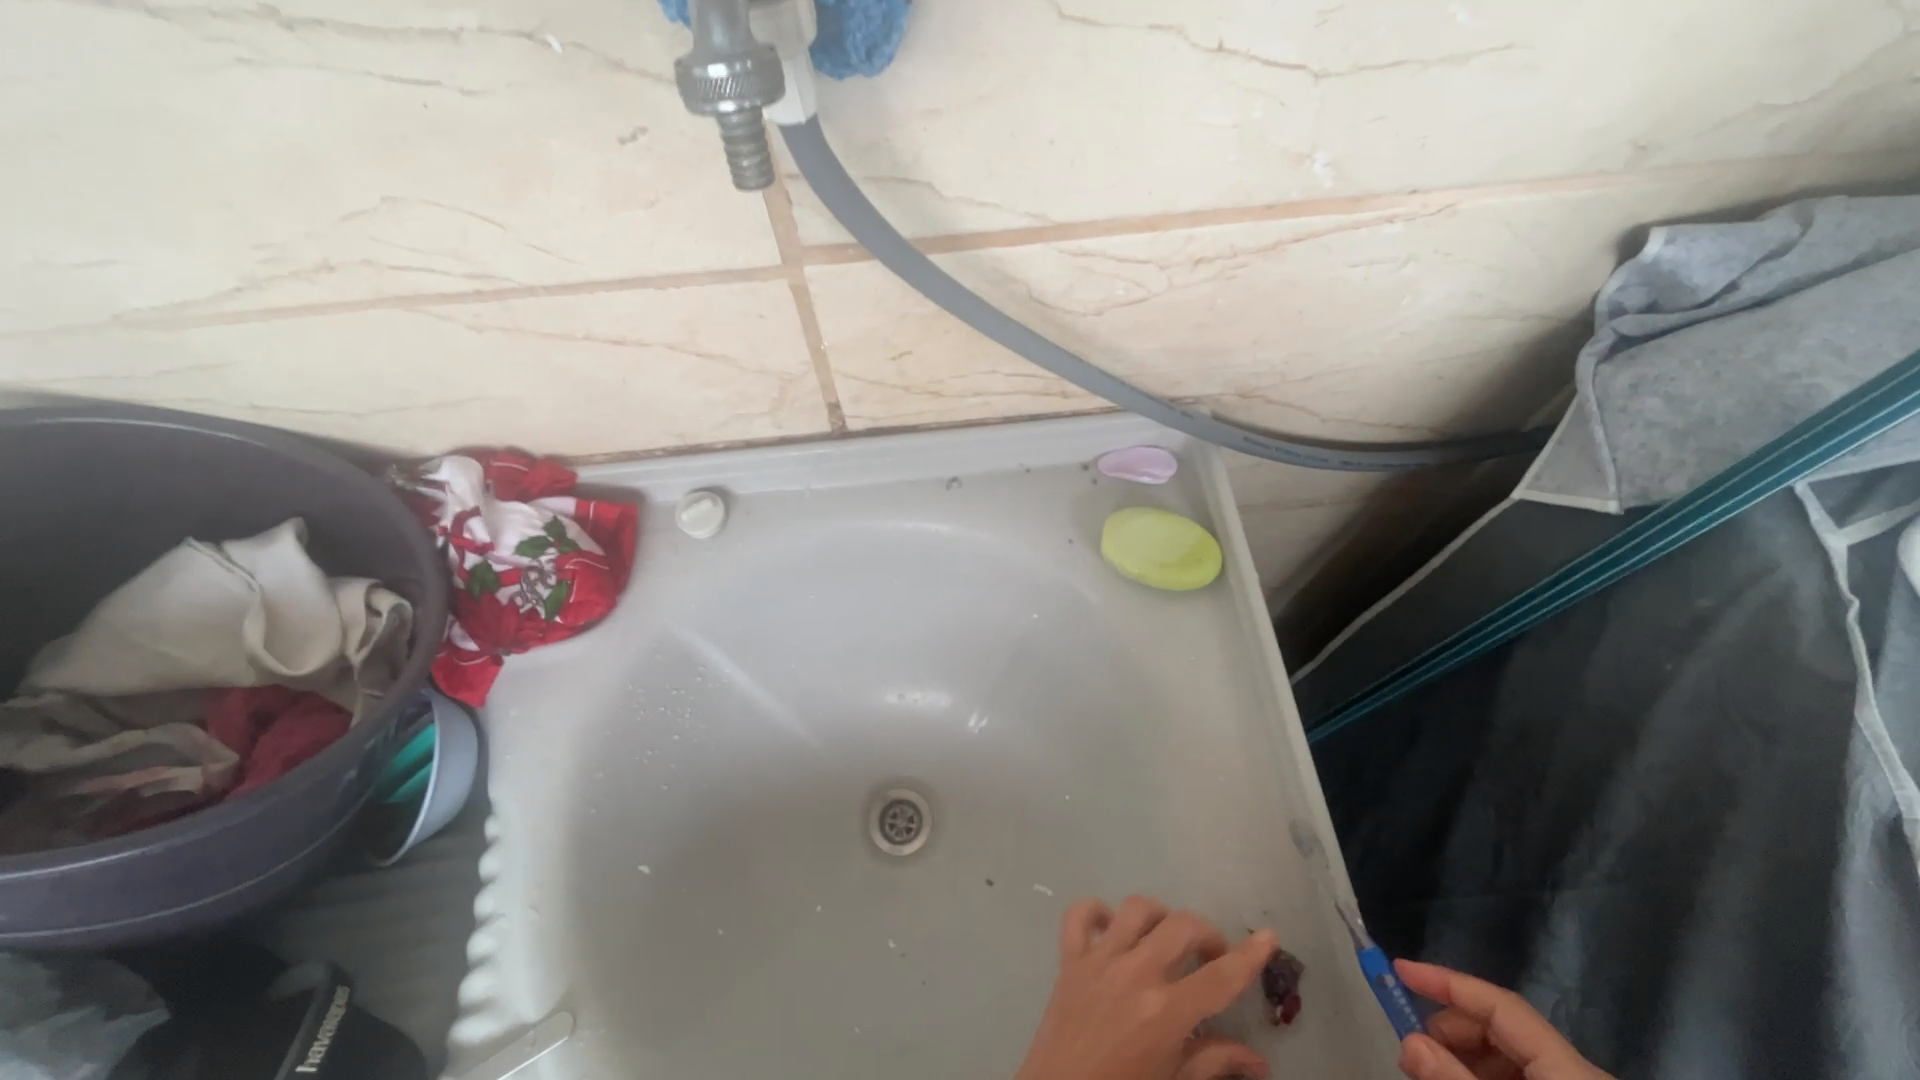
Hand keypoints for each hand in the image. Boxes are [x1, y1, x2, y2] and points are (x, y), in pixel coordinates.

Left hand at [1015, 896, 1277, 1079]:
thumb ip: (1214, 1061)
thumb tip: (1258, 1060)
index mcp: (1165, 1012)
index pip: (1220, 977)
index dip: (1250, 956)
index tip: (1268, 938)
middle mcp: (1134, 975)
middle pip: (1182, 926)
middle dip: (1207, 935)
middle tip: (1211, 957)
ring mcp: (1098, 961)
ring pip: (1136, 909)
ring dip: (1159, 916)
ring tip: (1166, 938)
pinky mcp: (1068, 959)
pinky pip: (1079, 914)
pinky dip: (1097, 911)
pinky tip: (1112, 929)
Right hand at [1393, 960, 1615, 1079]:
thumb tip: (1408, 1041)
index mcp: (1570, 1068)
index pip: (1500, 1003)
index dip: (1447, 981)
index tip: (1399, 969)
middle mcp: (1578, 1071)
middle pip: (1501, 1027)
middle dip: (1451, 1032)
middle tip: (1413, 1054)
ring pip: (1507, 1053)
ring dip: (1463, 1056)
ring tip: (1432, 1073)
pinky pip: (1520, 1075)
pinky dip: (1484, 1075)